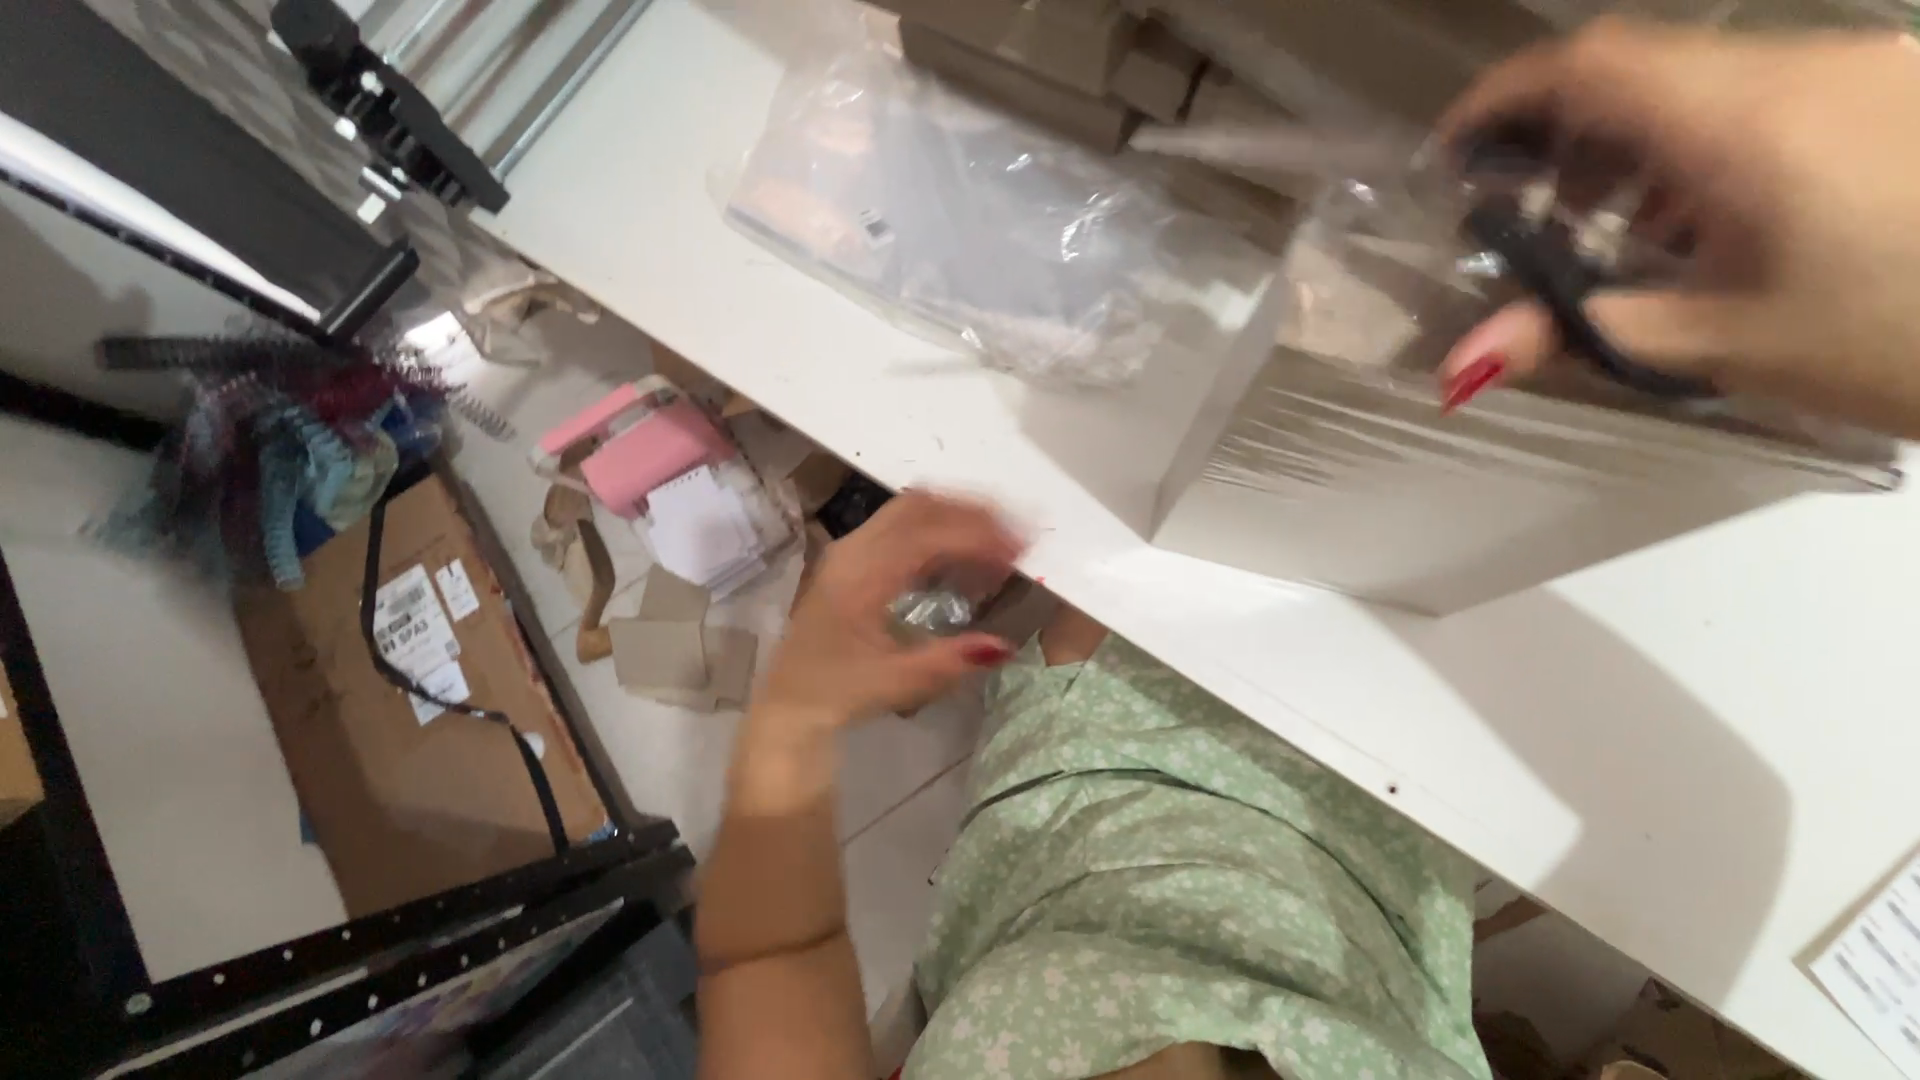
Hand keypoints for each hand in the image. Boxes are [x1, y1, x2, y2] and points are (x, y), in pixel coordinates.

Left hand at [756, 491, 1025, 731]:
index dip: (977, 535)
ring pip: (913, 510)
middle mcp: (854, 549)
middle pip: (921, 505)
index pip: (926, 535)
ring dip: (959, 518)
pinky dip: (941, 531)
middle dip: (974, 514)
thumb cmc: (838, 693)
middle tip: (1017, 536)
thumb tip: (1005, 645)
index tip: (1019, 549)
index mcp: (860, 575)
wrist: (790, 703)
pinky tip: (967, 558)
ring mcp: (852, 549)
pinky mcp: (856, 558)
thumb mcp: (896, 683)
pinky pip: (904, 526)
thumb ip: (949, 661)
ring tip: (1000, 545)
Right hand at [1435, 21, 1919, 437]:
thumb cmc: (1901, 333)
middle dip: (1555, 130)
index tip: (1451, 149)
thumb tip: (1450, 373)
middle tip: (1513, 205)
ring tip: (1600, 228)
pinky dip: (1689, 147)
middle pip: (1640, 66)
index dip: (1504, 95)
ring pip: (1701, 78)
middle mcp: (1810, 68)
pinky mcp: (1895, 94)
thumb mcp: (1718, 343)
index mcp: (1750, 122)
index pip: (1594, 64)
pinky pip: (1761, 94)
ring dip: (1622, 144)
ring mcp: (1865, 72)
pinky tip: (1692, 220)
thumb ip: (1574, 338)